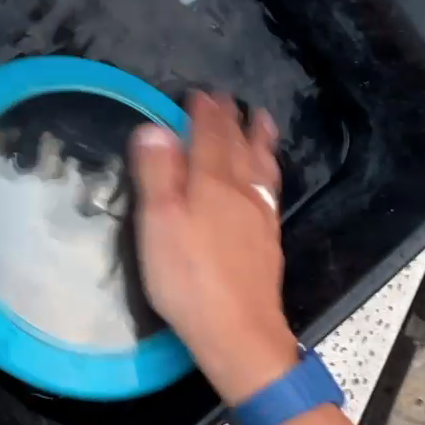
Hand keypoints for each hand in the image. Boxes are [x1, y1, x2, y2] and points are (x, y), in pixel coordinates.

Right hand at [128, 92, 296, 403]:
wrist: (238, 330)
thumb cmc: (188, 277)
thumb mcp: (159, 223)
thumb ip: (157, 174)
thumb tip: (154, 128)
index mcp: (210, 182)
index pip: (208, 137)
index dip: (203, 114)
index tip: (201, 94)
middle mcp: (240, 192)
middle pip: (237, 147)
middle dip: (230, 120)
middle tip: (228, 100)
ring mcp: (259, 217)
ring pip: (260, 167)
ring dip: (259, 140)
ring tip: (262, 121)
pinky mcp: (267, 241)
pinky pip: (269, 191)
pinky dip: (268, 172)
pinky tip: (266, 180)